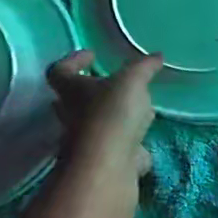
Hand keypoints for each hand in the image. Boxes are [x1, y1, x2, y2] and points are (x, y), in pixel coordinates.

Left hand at [47, 50, 164, 177]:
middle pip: (71, 100)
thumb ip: (144, 67)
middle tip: (109, 85)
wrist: (110, 162)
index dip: (73, 60)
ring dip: (110, 117)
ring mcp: (85, 141)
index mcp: (72, 90)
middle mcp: (71, 115)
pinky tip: (142, 137)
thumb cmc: (112, 112)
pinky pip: (113, 145)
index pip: (60, 71)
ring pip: (93, 124)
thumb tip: (157, 56)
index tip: (92, 55)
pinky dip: (125, 141)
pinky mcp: (103, 159)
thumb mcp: (132, 80)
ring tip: (134, 109)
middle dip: (89, 93)